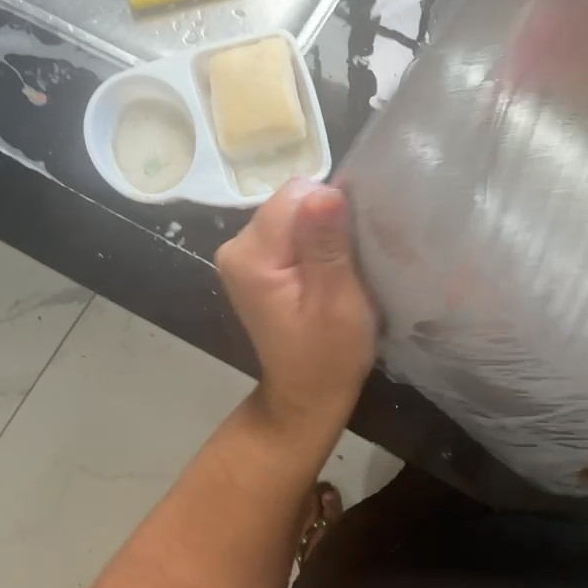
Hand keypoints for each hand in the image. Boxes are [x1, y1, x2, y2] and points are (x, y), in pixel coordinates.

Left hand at [215, 178, 376, 434]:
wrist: (307, 396)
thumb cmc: (329, 356)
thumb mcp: (336, 303)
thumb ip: (327, 246)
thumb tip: (325, 192)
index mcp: (251, 255)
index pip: (299, 195)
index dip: (333, 215)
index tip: (351, 251)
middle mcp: (236, 245)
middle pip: (294, 202)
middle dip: (327, 225)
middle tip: (348, 268)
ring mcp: (242, 254)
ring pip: (295, 215)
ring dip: (323, 237)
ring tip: (340, 274)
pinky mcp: (256, 263)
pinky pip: (291, 232)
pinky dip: (314, 247)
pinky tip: (327, 275)